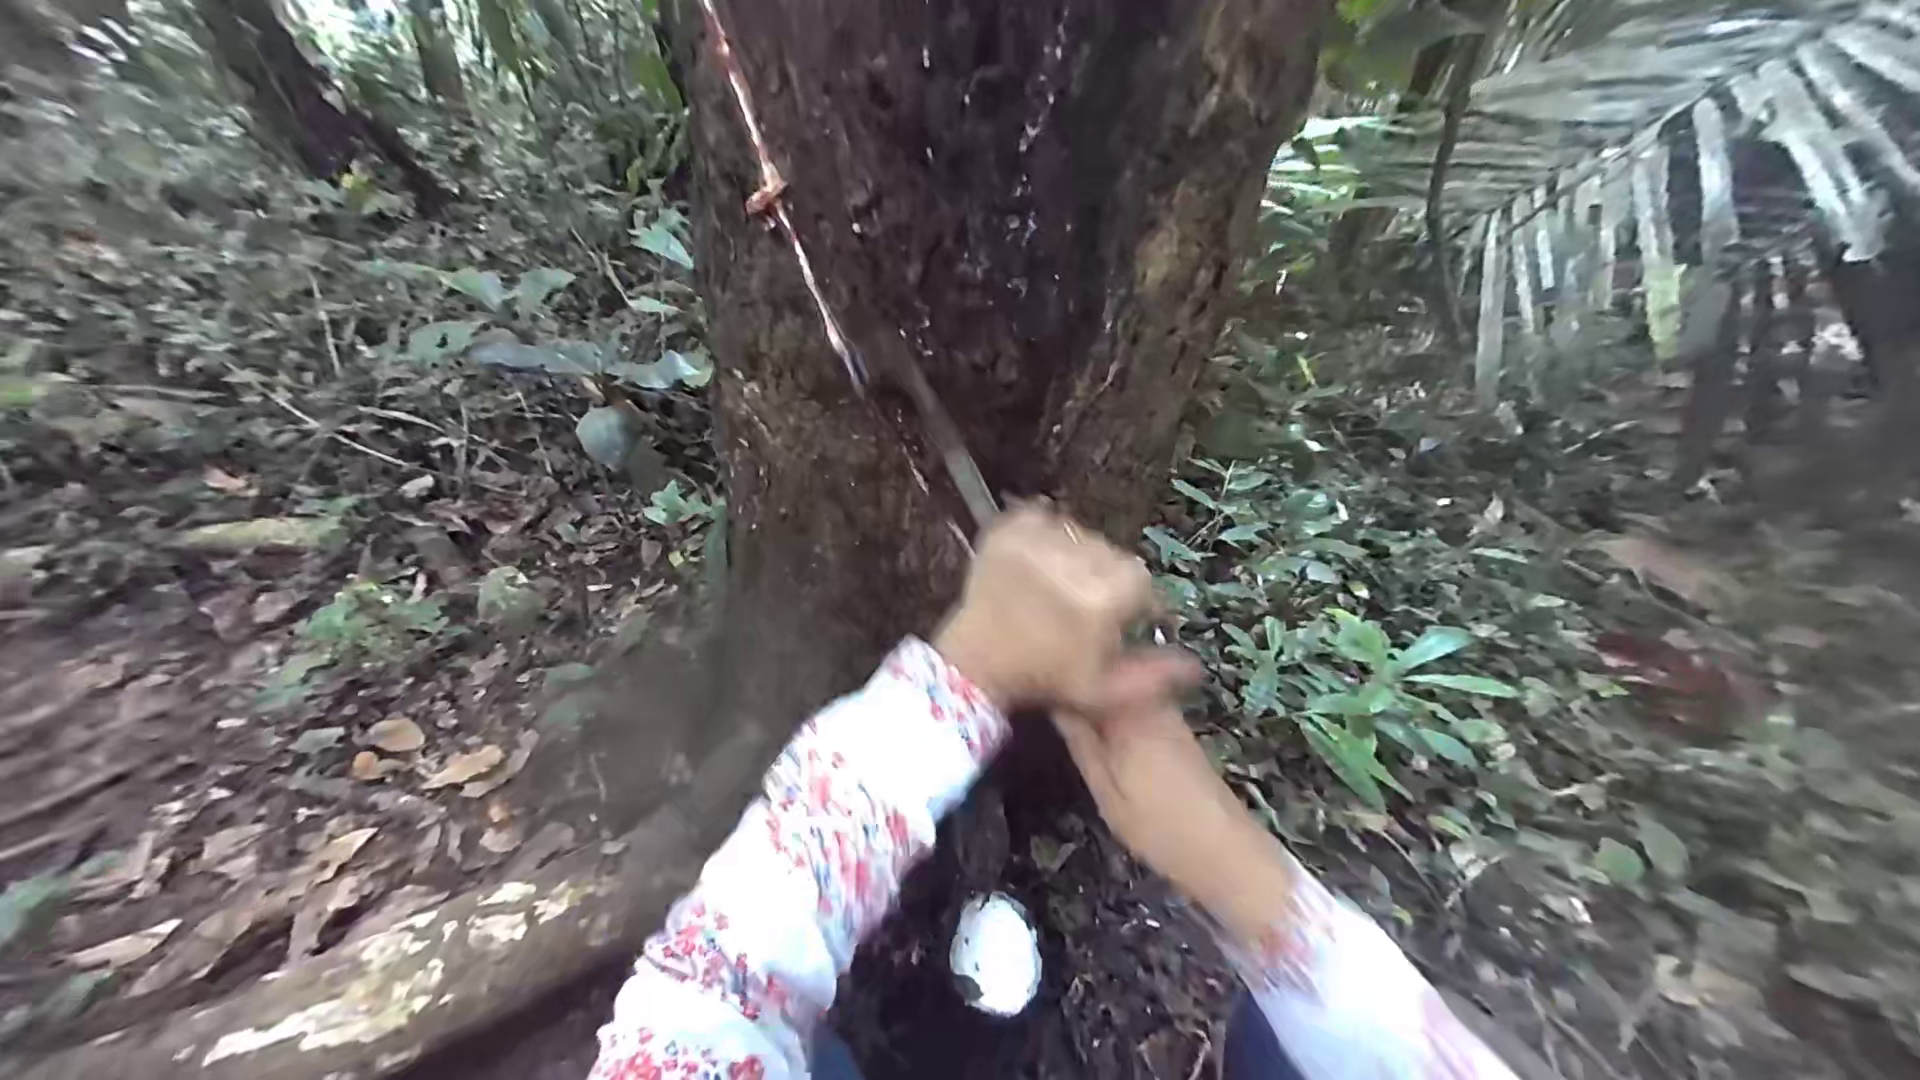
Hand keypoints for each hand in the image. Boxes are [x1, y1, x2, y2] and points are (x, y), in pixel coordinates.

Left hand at [932, 505, 1152, 709]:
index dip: (1130, 596)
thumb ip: (1153, 677)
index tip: (1118, 611)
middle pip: (1109, 551)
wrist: (976, 663)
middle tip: (1083, 601)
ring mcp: (1036, 542)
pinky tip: (1040, 556)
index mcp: (1101, 598)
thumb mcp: (1102, 690)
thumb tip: (1195, 662)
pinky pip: (1038, 515)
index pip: (1137, 576)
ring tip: (1058, 580)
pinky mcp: (1007, 532)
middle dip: (1103, 574)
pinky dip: (1042, 530)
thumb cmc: (1042, 678)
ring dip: (1074, 553)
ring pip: (1077, 532)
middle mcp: (1073, 562)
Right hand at [1054, 652, 1296, 946]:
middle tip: (1046, 697)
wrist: (1227, 851)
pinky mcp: (1175, 727)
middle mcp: (1148, 702)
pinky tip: (1102, 729)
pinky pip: (1134, 704)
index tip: (1035, 684)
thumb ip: (1080, 741)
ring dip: (1096, 696)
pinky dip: (1115, 711)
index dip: (1059, 678)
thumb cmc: (1158, 826)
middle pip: (1104, 677)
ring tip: (1067, 710)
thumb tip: (1056, 702)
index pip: (1085, 678)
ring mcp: (1165, 712)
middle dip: (1078, 683)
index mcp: (1127, 713)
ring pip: (1119, 691)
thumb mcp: (1106, 790)